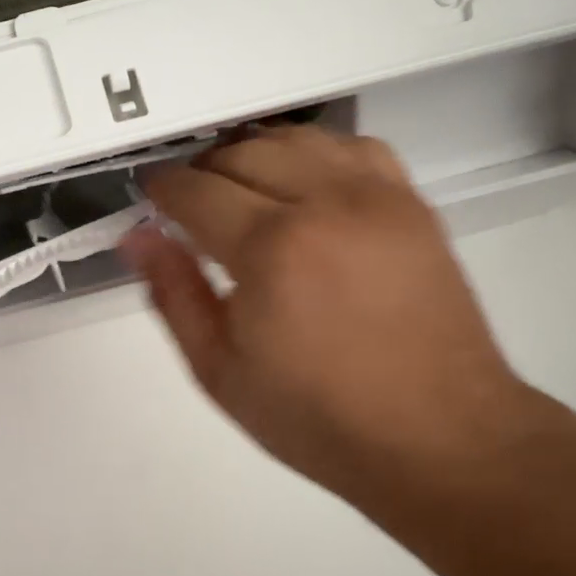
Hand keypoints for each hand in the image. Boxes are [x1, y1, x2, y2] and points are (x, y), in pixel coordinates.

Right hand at [122, 128, 546, 494]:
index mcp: (271, 248)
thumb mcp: (221, 371)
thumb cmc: (319, 417)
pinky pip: (354, 147)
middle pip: (242, 152)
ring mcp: (376, 197)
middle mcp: (325, 203)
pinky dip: (316, 153)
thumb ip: (173, 294)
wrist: (438, 437)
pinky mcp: (412, 204)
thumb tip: (137, 237)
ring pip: (296, 138)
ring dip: (255, 154)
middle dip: (203, 172)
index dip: (162, 189)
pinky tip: (305, 186)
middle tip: (190, 207)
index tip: (150, 197)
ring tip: (241, 191)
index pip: (196, 190)